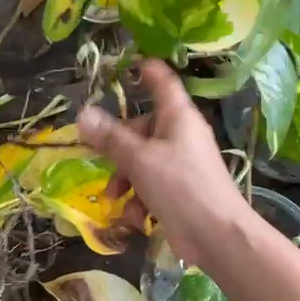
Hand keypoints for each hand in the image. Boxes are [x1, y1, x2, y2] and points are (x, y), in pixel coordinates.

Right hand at [76, 61, 252, 268]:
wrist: (217, 235)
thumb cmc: (181, 187)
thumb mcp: (139, 159)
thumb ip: (110, 138)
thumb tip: (82, 113)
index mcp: (178, 116)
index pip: (161, 81)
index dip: (144, 69)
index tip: (123, 65)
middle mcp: (181, 135)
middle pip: (142, 127)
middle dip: (118, 146)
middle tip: (97, 156)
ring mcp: (181, 164)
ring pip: (142, 160)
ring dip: (125, 179)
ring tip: (114, 198)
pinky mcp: (180, 191)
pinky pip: (151, 186)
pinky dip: (140, 200)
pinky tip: (134, 217)